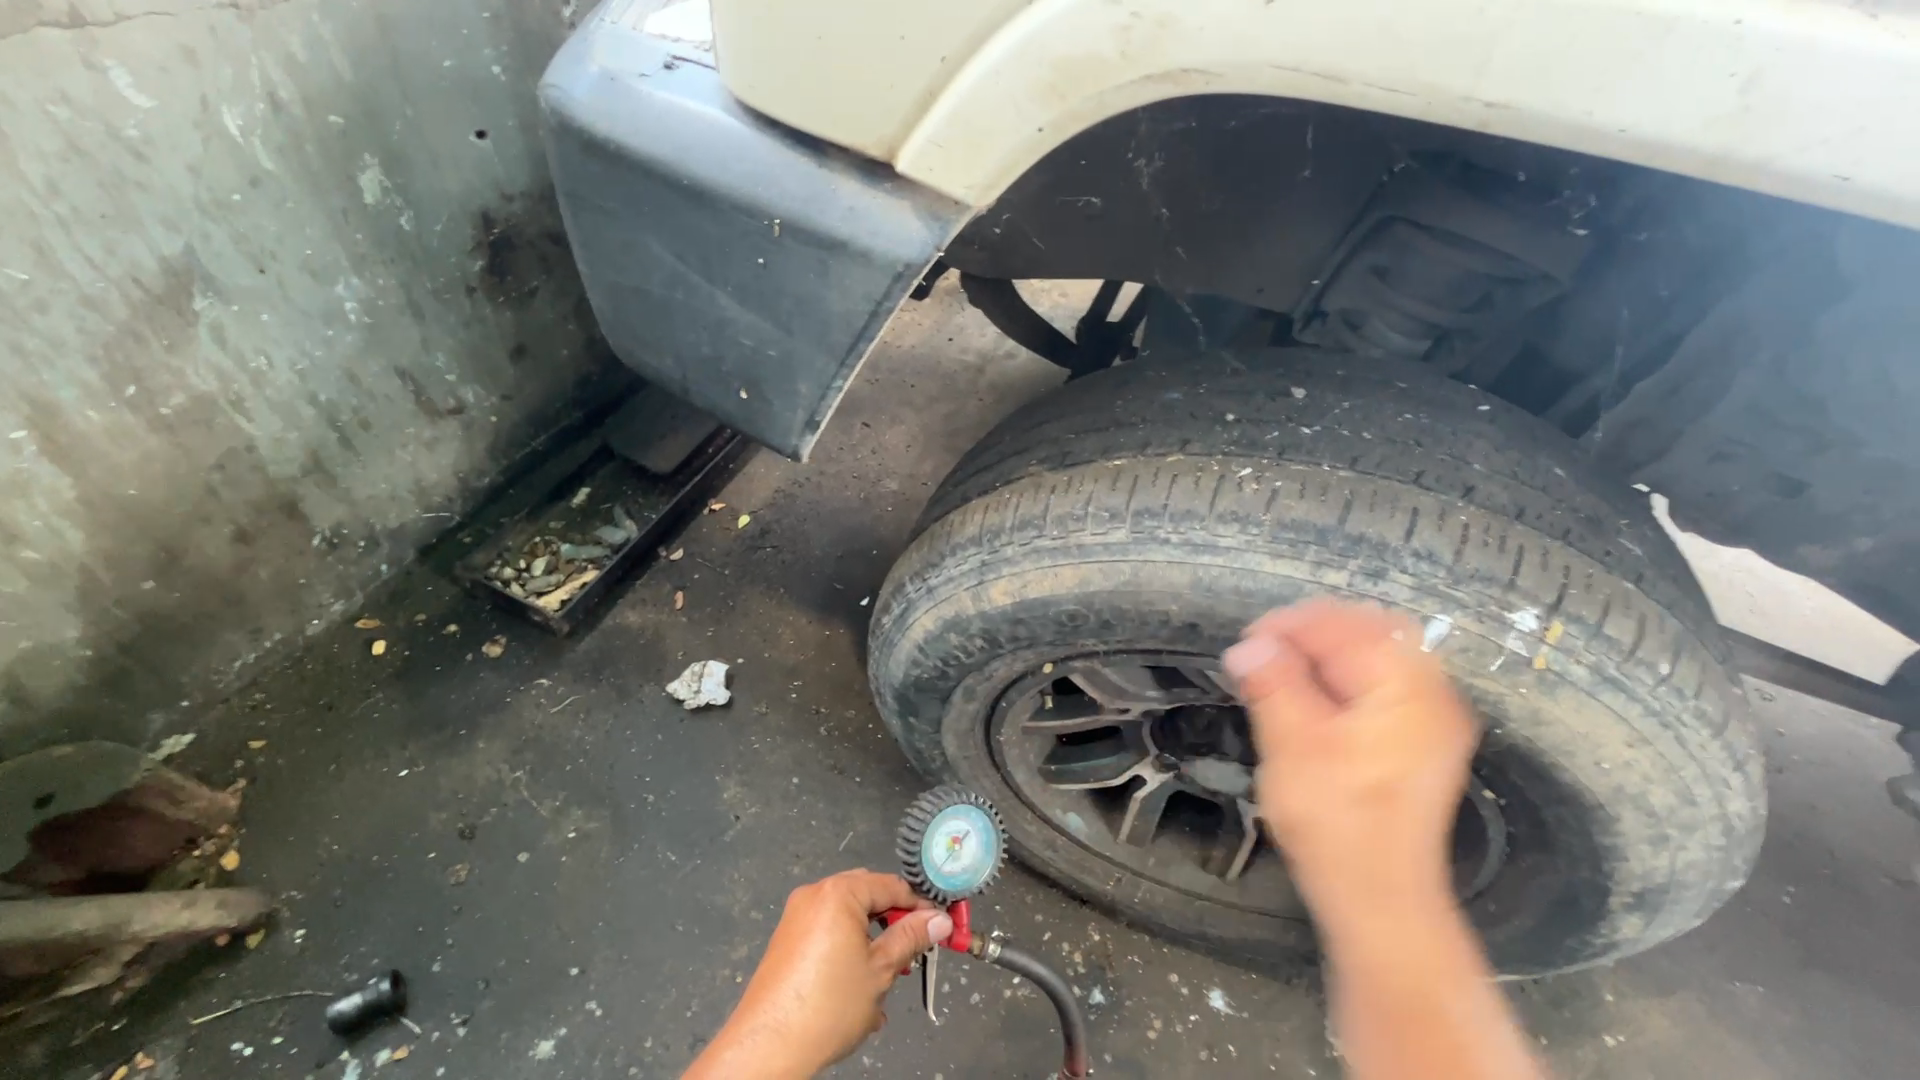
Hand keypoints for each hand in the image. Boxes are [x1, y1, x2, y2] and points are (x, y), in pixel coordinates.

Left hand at [684, 870, 952, 1079]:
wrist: (768, 1046)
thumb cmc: (829, 1003)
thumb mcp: (881, 969)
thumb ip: (911, 938)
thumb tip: (938, 920)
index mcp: (838, 892)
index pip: (891, 885)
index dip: (919, 906)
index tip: (939, 927)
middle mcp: (814, 895)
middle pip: (867, 897)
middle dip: (893, 923)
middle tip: (913, 953)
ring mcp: (796, 917)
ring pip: (847, 919)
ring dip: (872, 942)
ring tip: (886, 979)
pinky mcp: (786, 941)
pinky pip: (827, 934)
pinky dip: (848, 951)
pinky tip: (858, 989)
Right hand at [1224, 599, 1477, 925]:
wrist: (1379, 900)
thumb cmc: (1335, 822)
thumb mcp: (1291, 745)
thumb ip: (1272, 685)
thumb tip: (1249, 646)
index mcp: (1407, 689)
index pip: (1348, 626)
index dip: (1292, 625)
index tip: (1248, 642)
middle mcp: (1432, 696)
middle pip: (1373, 631)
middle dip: (1313, 632)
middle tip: (1264, 651)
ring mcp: (1431, 721)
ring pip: (1379, 656)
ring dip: (1327, 652)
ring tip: (1280, 669)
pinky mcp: (1419, 744)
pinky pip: (1383, 685)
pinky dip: (1343, 678)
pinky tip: (1310, 696)